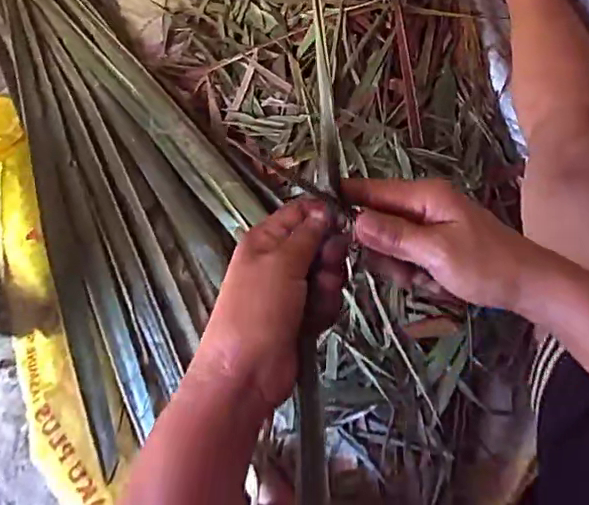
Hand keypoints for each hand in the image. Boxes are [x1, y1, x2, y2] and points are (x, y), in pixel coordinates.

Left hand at [189, 198, 348, 410]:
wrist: (245, 377)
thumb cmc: (257, 311)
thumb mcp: (281, 263)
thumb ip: (307, 234)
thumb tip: (325, 210)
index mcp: (265, 240)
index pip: (299, 212)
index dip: (322, 213)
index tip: (343, 220)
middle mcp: (278, 260)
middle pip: (319, 242)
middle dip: (329, 255)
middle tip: (327, 268)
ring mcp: (291, 290)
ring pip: (327, 272)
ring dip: (328, 286)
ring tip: (316, 302)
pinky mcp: (303, 316)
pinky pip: (326, 300)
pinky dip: (325, 308)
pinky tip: (316, 321)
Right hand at [342, 178, 565, 312]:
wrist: (529, 285)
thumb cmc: (485, 265)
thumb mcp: (436, 253)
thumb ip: (395, 236)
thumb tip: (355, 220)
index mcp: (425, 194)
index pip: (374, 190)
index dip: (348, 200)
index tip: (322, 216)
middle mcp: (425, 202)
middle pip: (380, 222)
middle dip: (387, 253)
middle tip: (408, 274)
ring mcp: (432, 223)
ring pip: (393, 245)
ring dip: (404, 268)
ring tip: (430, 281)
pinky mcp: (438, 242)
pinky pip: (410, 257)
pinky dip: (418, 274)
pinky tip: (439, 285)